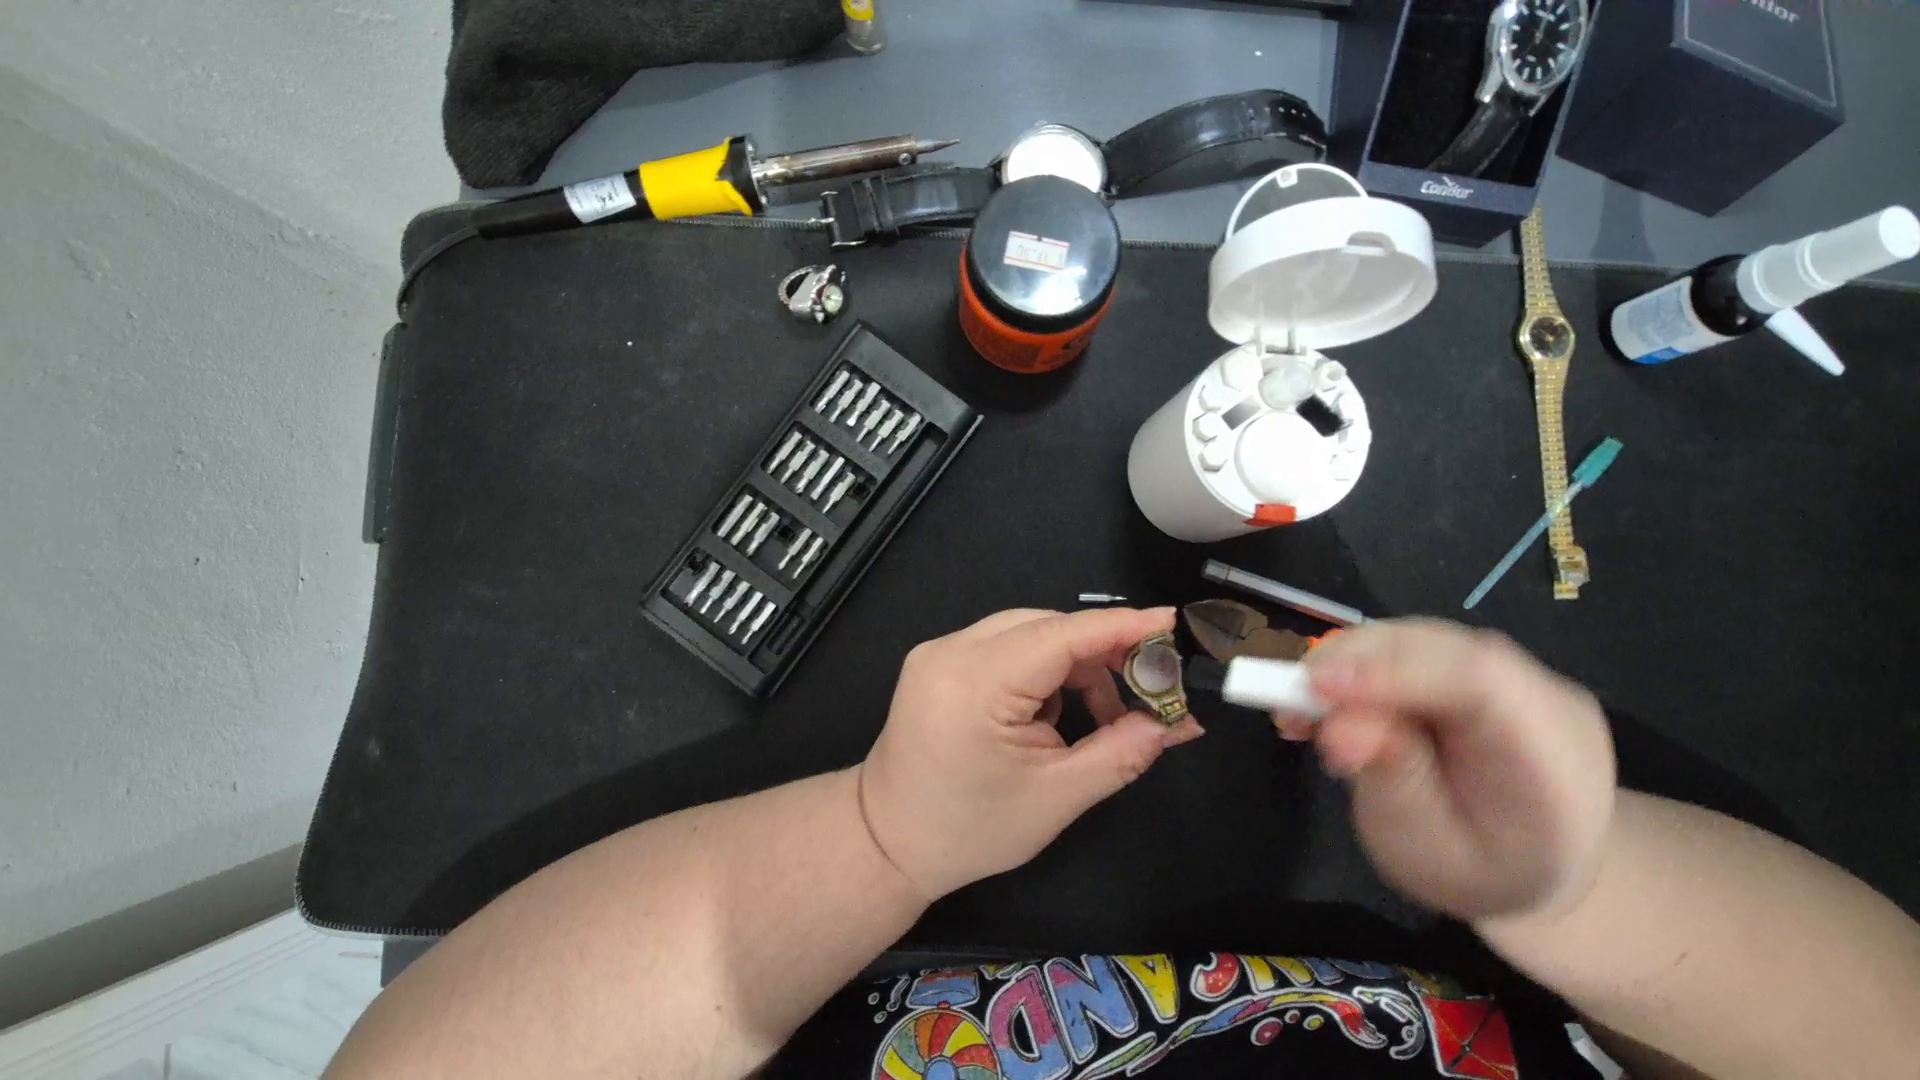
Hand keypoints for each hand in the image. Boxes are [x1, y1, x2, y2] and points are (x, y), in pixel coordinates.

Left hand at [860, 607, 1204, 899]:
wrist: (888, 840)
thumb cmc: (971, 829)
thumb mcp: (1056, 798)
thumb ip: (1120, 753)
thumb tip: (1177, 722)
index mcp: (974, 683)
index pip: (1061, 636)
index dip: (1120, 626)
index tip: (1171, 623)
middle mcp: (951, 651)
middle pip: (1045, 627)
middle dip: (1101, 652)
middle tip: (1148, 688)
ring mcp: (938, 651)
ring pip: (1027, 632)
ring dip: (1071, 663)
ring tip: (1098, 715)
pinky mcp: (936, 660)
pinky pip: (1004, 645)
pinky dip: (1040, 669)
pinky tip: (1051, 713)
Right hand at [1277, 619, 1615, 921]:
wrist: (1537, 871)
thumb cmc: (1477, 873)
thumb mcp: (1426, 850)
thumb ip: (1391, 782)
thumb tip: (1337, 724)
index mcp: (1552, 759)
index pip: (1481, 680)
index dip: (1393, 670)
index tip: (1316, 685)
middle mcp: (1545, 699)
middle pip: (1443, 649)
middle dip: (1354, 662)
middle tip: (1288, 700)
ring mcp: (1520, 678)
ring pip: (1421, 641)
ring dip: (1348, 663)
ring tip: (1300, 710)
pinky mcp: (1486, 671)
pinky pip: (1417, 651)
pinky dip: (1360, 667)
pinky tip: (1326, 700)